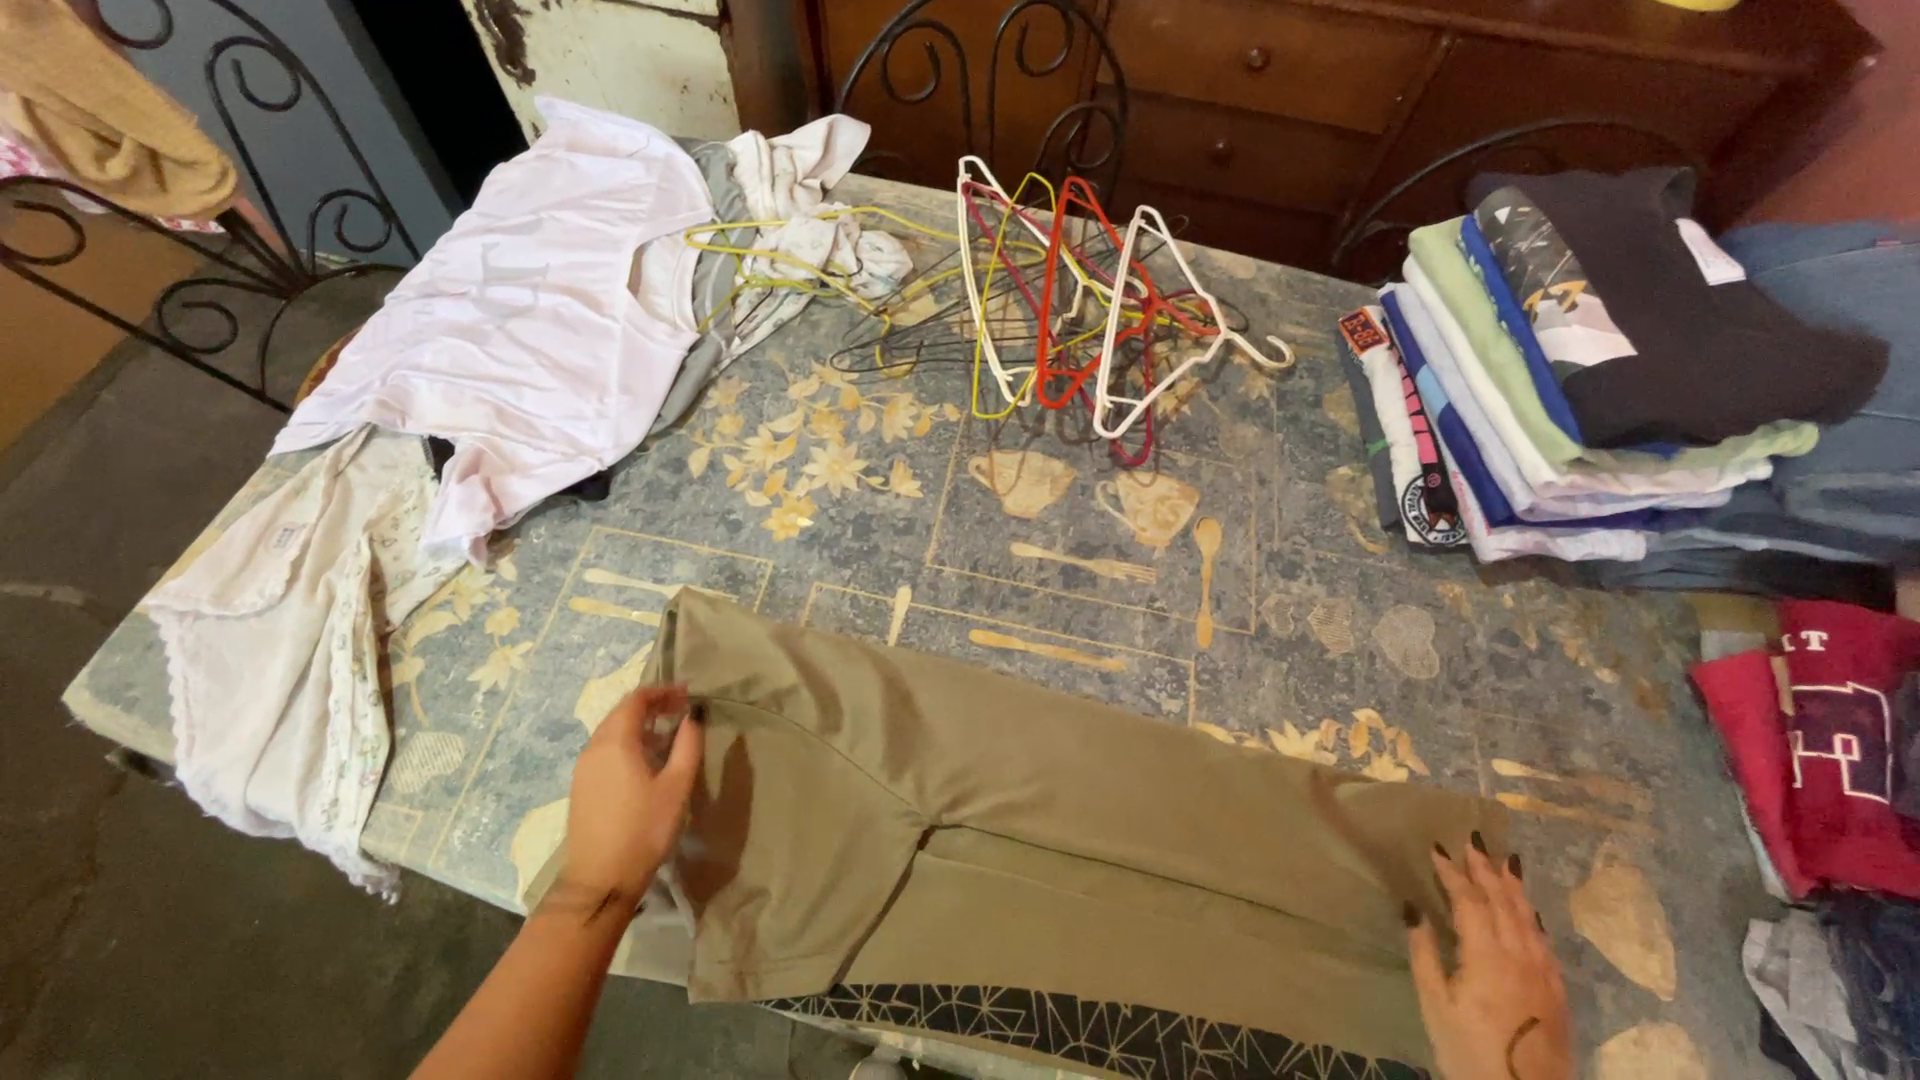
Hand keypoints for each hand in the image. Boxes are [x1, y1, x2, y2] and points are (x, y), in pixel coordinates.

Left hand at [559, 684, 703, 908]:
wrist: (600, 879)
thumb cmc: (645, 829)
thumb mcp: (677, 785)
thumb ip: (688, 744)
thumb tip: (693, 715)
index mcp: (615, 742)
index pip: (636, 700)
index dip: (663, 691)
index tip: (688, 695)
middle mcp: (593, 748)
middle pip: (621, 712)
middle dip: (652, 705)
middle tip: (681, 710)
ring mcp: (583, 768)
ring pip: (611, 731)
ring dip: (640, 724)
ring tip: (668, 734)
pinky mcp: (582, 786)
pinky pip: (605, 750)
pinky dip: (628, 742)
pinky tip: (646, 760)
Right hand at [1408, 837, 1571, 1079]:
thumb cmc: (1468, 1051)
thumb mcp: (1434, 1003)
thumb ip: (1424, 952)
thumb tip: (1413, 907)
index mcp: (1487, 956)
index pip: (1469, 901)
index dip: (1453, 873)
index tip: (1438, 848)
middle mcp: (1521, 957)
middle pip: (1503, 902)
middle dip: (1486, 869)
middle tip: (1474, 840)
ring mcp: (1544, 973)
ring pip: (1528, 918)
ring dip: (1513, 886)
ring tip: (1505, 861)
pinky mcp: (1557, 991)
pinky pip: (1543, 940)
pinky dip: (1532, 916)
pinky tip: (1528, 909)